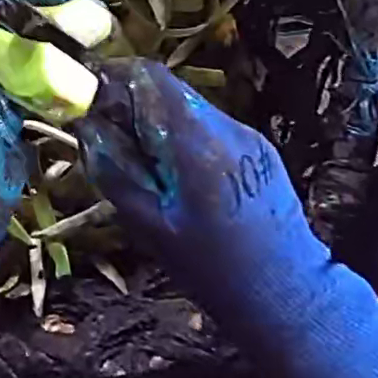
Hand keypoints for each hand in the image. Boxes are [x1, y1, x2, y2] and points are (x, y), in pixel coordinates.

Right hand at [77, 60, 377, 377]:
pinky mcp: (257, 147)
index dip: (112, 75)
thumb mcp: (147, 224)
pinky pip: (203, 122)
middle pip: (165, 88)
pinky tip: (175, 170)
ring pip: (183, 103)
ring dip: (154, 119)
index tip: (89, 95)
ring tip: (142, 159)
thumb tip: (84, 123)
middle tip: (108, 134)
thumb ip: (111, 168)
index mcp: (199, 143)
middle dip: (129, 103)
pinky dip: (178, 132)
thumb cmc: (212, 270)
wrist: (293, 301)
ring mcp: (247, 135)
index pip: (148, 76)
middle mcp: (227, 127)